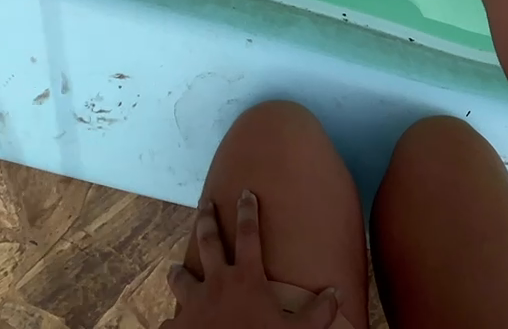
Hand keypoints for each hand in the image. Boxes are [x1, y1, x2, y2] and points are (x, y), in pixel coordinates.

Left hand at [161, 191, 340, 328]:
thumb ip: (317, 312)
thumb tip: (338, 292)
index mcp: (245, 277)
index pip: (249, 234)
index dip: (248, 211)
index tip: (245, 192)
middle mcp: (216, 282)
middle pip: (209, 242)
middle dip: (206, 220)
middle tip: (203, 204)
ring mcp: (193, 303)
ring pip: (182, 278)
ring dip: (178, 272)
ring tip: (174, 268)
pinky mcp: (177, 326)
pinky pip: (170, 320)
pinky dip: (170, 321)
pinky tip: (168, 322)